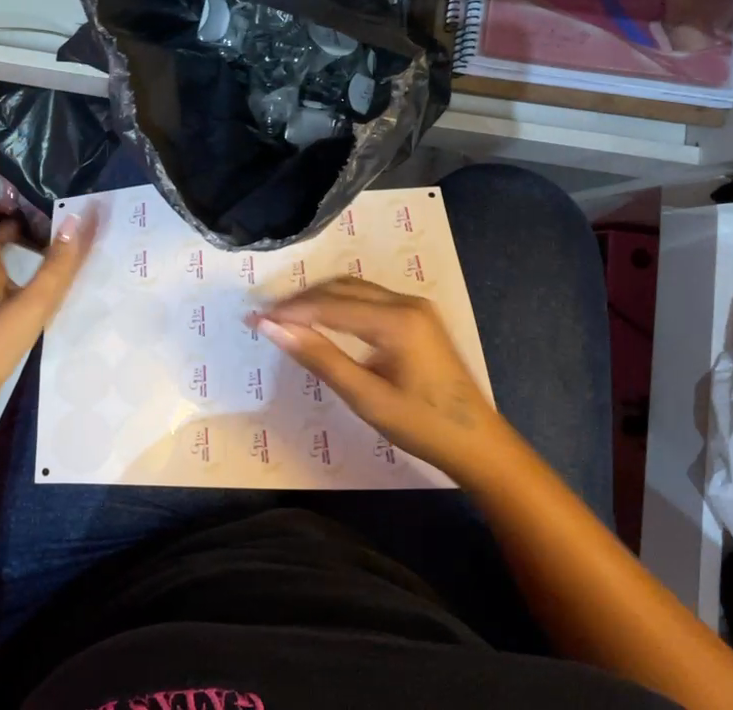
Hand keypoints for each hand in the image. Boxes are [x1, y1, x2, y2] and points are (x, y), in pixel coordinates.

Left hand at [0, 214, 94, 398]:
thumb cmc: (0, 336)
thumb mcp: (36, 299)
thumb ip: (59, 264)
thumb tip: (76, 219)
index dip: (15, 228)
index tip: (32, 224)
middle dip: (8, 250)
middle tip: (33, 245)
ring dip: (4, 275)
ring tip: (25, 277)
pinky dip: (0, 297)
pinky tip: (10, 310)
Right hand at [257, 277, 515, 480]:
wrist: (478, 444)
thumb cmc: (422, 426)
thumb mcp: (365, 397)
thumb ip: (319, 357)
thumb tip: (273, 328)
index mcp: (396, 321)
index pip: (328, 305)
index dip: (289, 311)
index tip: (254, 319)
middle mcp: (406, 303)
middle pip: (340, 288)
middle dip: (300, 300)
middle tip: (266, 318)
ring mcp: (415, 307)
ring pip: (353, 289)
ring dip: (318, 299)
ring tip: (286, 319)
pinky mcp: (417, 317)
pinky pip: (368, 298)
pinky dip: (338, 304)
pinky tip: (320, 321)